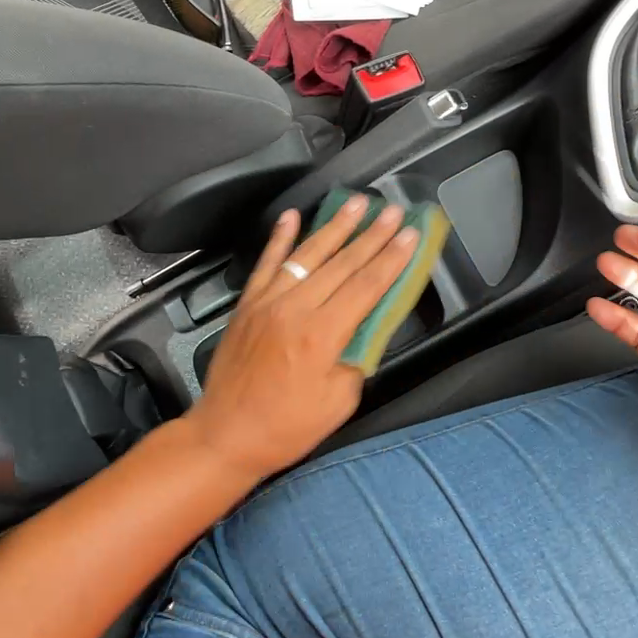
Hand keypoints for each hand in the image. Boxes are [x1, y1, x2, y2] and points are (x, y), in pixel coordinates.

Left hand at [185, 197, 418, 479]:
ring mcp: (267, 302)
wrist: (226, 435)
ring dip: (335, 226)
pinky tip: (293, 216)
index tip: (411, 235)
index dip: (393, 258)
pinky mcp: (247, 304)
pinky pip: (267, 263)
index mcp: (322, 335)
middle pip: (343, 263)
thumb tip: (370, 326)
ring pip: (308, 254)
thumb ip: (358, 357)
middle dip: (373, 235)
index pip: (367, 286)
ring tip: (356, 202)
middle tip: (394, 210)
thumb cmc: (286, 427)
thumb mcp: (340, 401)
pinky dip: (281, 238)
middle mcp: (295, 309)